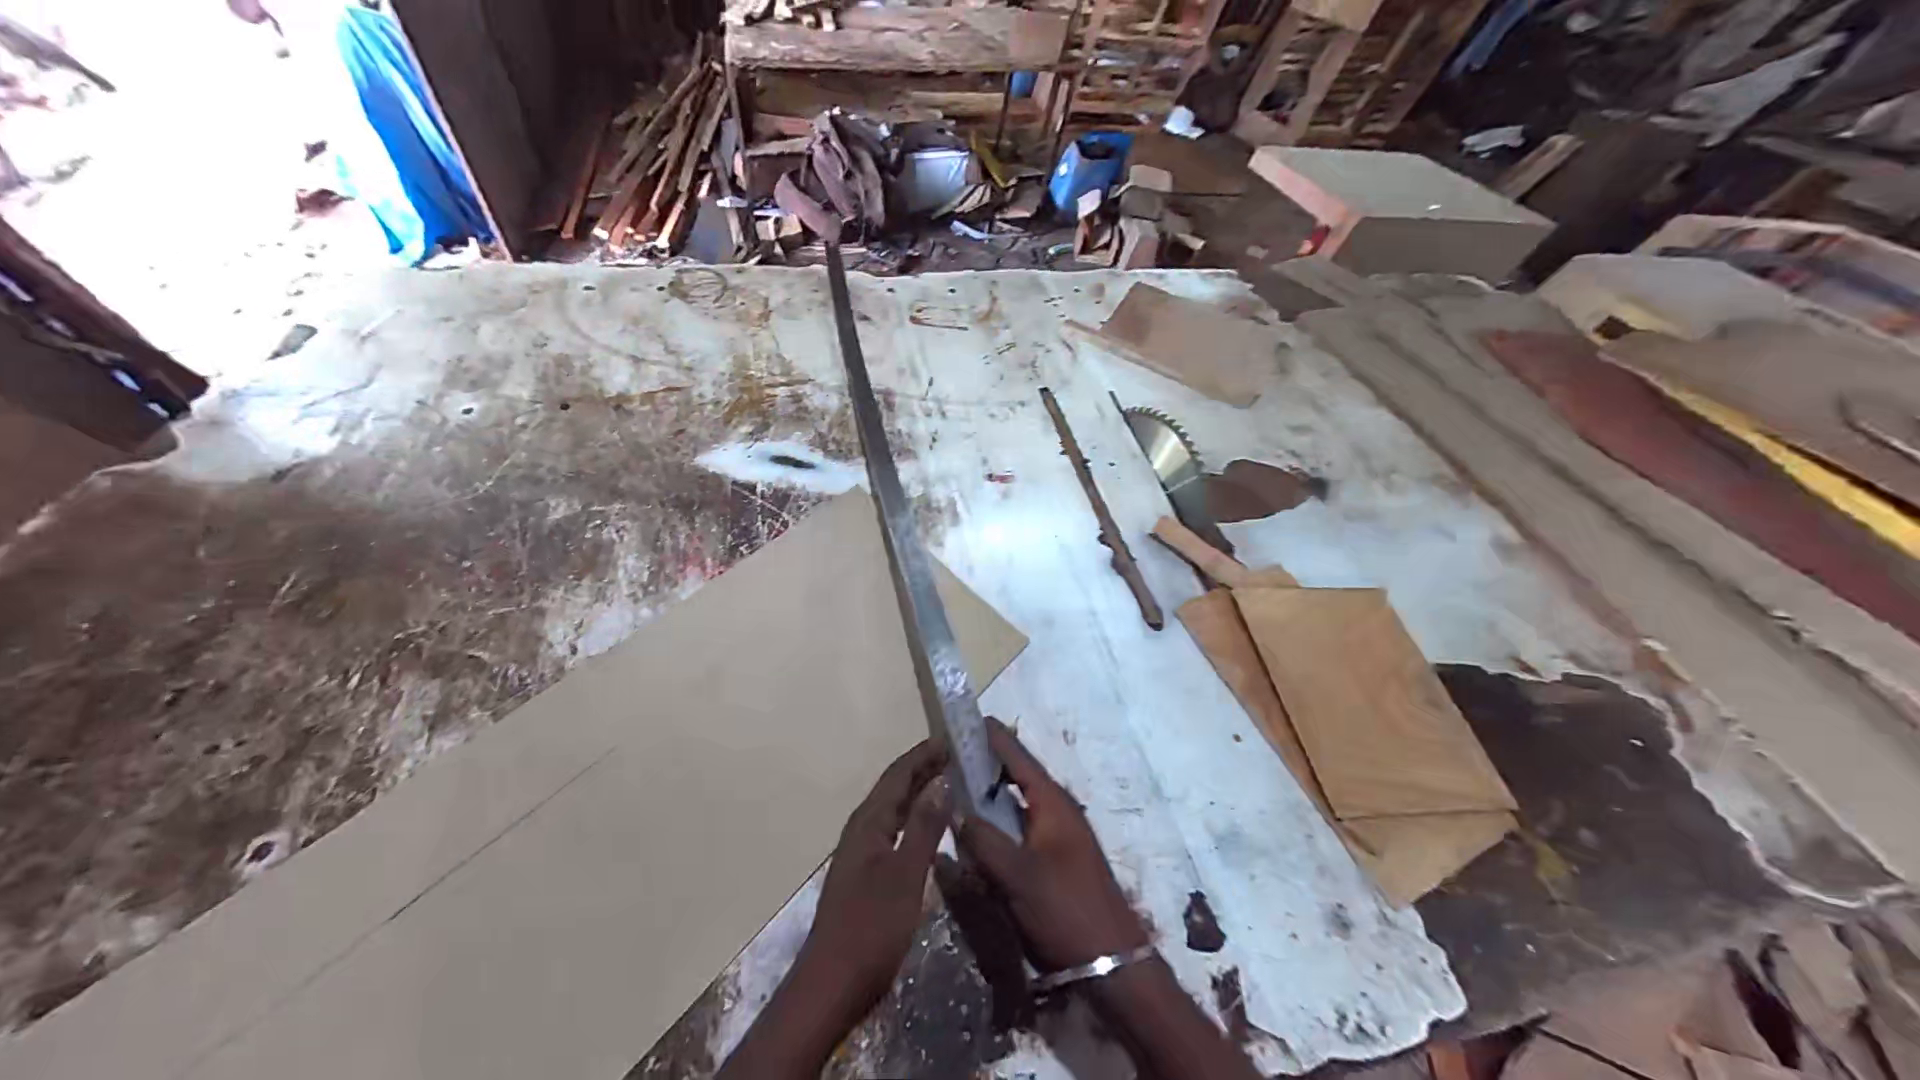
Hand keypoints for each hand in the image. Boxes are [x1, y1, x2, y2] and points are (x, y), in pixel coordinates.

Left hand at [791, 738, 952, 1021]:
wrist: (832, 984)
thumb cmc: (871, 927)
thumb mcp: (905, 875)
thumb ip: (923, 827)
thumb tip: (941, 781)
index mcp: (868, 822)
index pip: (898, 775)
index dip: (923, 755)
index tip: (951, 739)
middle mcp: (862, 829)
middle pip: (894, 787)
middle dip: (923, 768)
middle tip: (957, 754)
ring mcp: (862, 852)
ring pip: (894, 808)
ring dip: (919, 791)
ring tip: (949, 780)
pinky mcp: (868, 873)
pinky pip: (894, 829)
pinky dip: (915, 817)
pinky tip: (930, 826)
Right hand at [954, 718, 1148, 971]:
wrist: (1110, 963)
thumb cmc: (1066, 910)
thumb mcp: (1017, 875)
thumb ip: (983, 840)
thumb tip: (955, 809)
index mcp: (1052, 803)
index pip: (1018, 757)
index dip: (992, 737)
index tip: (966, 718)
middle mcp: (1056, 811)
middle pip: (1017, 776)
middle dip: (987, 763)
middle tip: (951, 753)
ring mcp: (1057, 836)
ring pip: (1017, 803)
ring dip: (990, 792)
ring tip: (956, 782)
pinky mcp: (1054, 860)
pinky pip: (1019, 827)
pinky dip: (998, 820)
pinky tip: (977, 829)